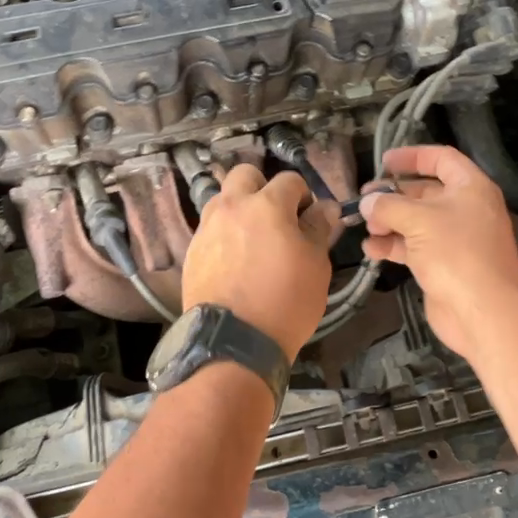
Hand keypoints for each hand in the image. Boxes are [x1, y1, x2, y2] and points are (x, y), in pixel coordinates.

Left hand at [182, 165, 336, 361]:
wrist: (232, 343)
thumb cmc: (285, 301)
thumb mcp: (315, 265)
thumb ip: (319, 229)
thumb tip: (325, 207)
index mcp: (266, 204)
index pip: (290, 180)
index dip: (304, 195)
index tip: (309, 218)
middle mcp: (232, 206)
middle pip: (245, 174)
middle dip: (262, 187)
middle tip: (276, 217)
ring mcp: (207, 228)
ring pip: (222, 199)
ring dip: (239, 208)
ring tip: (254, 240)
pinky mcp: (192, 251)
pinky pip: (210, 229)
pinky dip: (224, 234)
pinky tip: (236, 262)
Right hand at [359, 146, 517, 362]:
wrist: (485, 313)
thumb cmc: (457, 253)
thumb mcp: (419, 220)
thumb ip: (389, 206)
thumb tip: (368, 202)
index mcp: (470, 187)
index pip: (442, 158)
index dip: (412, 156)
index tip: (384, 162)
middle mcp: (465, 209)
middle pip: (425, 191)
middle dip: (393, 195)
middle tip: (364, 199)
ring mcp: (455, 239)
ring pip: (416, 221)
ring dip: (389, 221)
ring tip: (365, 226)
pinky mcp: (444, 265)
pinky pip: (414, 247)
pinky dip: (393, 246)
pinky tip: (371, 249)